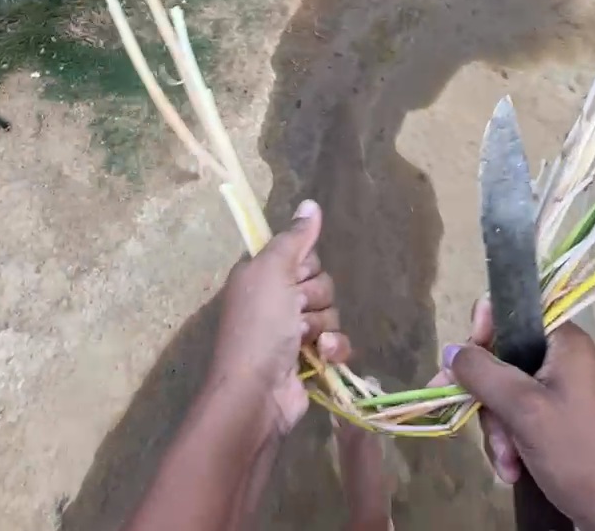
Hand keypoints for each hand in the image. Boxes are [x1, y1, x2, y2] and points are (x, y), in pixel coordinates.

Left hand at [208, 199, 350, 433]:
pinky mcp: (310, 358)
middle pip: (319, 281)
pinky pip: (337, 341)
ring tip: (303, 339)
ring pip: (331, 311)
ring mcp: (293, 330)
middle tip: (296, 310)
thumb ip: (295, 238)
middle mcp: (276, 298)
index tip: (294, 277)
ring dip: (322, 324)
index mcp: (262, 274)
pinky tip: (321, 356)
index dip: (304, 266)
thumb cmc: (259, 326)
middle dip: (314, 297)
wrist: (257, 392)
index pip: (301, 254)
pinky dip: (333, 348)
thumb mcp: (272, 271)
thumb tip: (311, 203)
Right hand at [440, 301, 594, 530]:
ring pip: (505, 393)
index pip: (507, 311)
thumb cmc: (582, 454)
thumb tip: (449, 349)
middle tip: (479, 423)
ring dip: (497, 429)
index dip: (481, 333)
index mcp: (562, 341)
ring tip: (507, 463)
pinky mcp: (561, 424)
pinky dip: (511, 443)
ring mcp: (562, 394)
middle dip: (486, 398)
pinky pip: (519, 419)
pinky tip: (512, 470)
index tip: (465, 364)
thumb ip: (481, 372)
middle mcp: (561, 360)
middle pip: (500, 358)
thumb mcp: (524, 408)